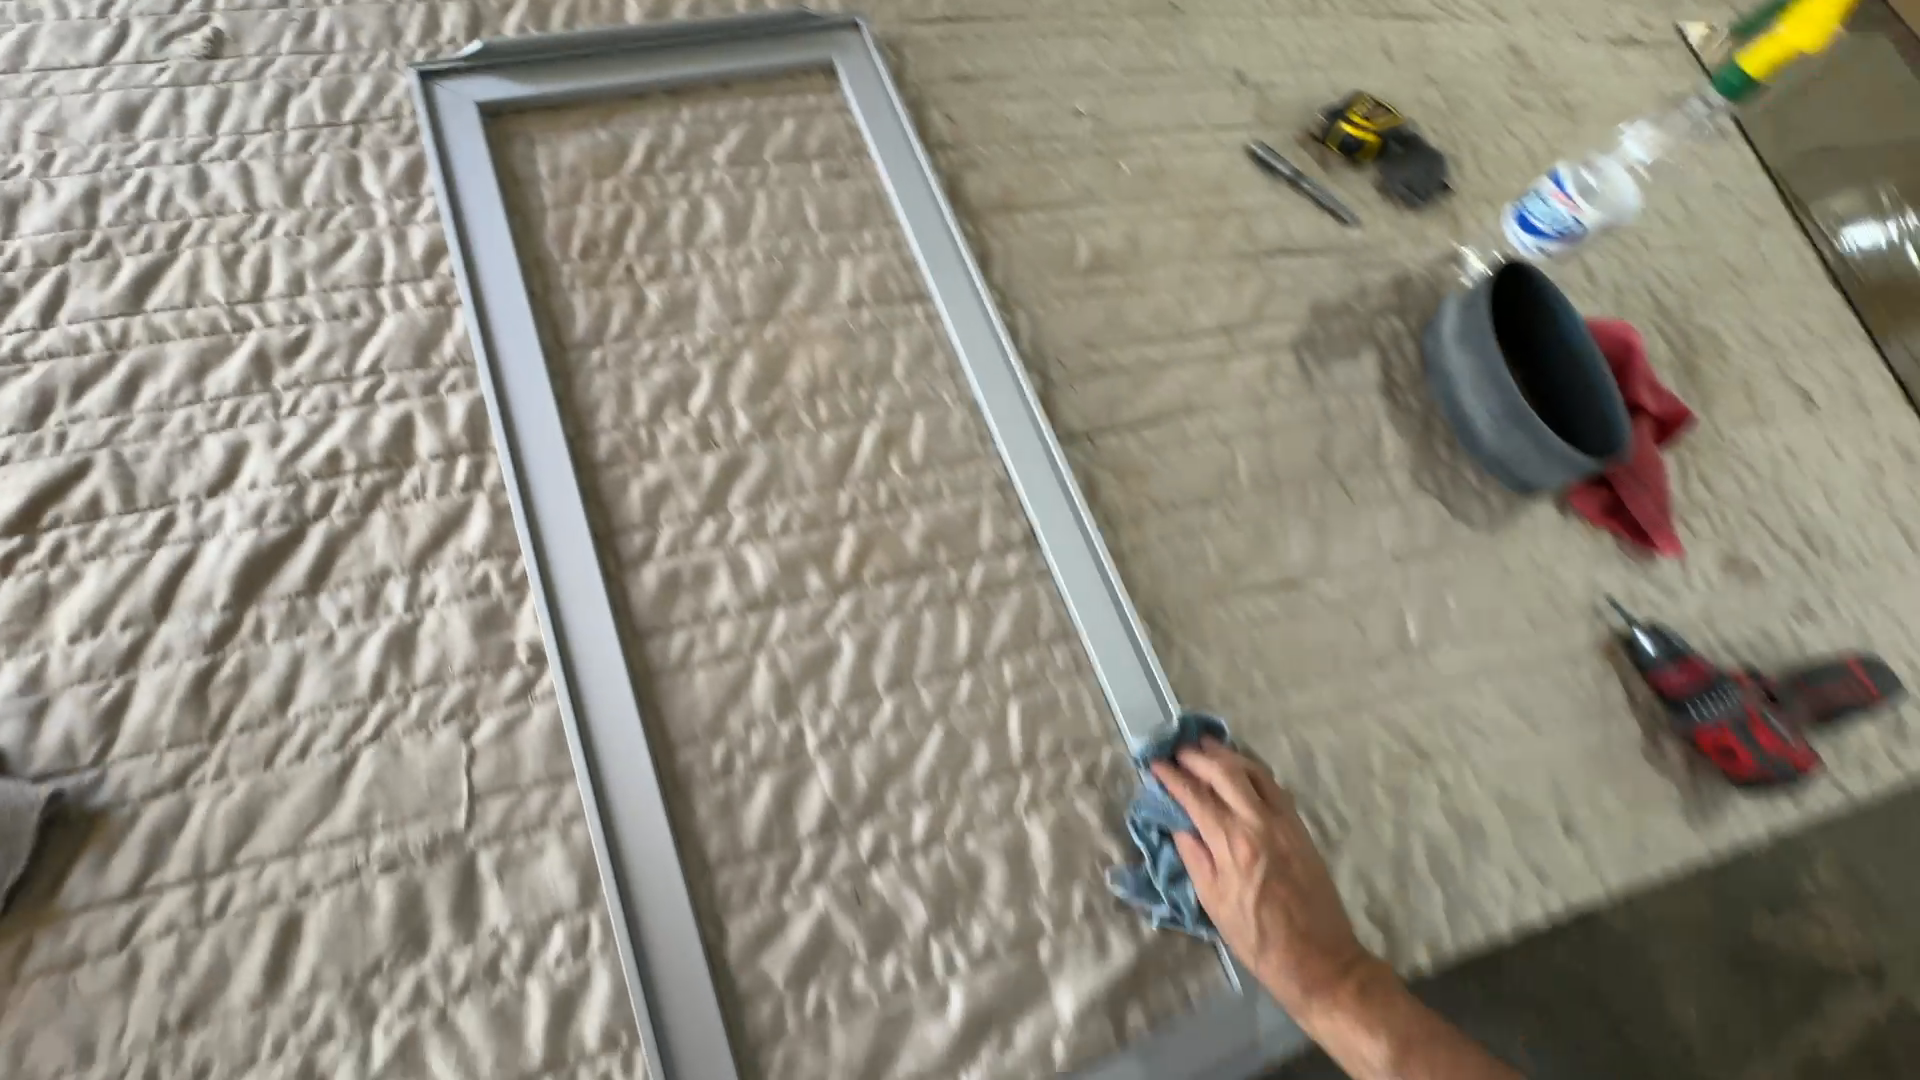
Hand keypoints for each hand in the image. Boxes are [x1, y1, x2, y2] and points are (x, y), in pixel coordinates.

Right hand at [1151, 741, 1382, 1026]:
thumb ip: (1194, 856)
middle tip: (1177, 748)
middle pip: (1225, 773)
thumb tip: (1179, 824)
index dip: (1172, 776)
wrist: (1320, 960)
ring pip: (1253, 772)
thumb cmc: (1257, 938)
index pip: (1195, 796)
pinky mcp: (1300, 827)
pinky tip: (1240, 768)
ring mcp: (1284, 822)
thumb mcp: (1212, 902)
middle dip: (1198, 756)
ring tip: (1206, 746)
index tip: (1155, 763)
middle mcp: (1259, 822)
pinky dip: (1252, 770)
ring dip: (1227, 755)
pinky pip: (1273, 785)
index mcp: (1232, 843)